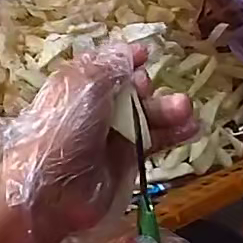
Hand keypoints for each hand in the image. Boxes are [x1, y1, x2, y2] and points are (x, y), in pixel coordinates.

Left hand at [0, 41, 193, 242]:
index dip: (127, 60)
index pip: (107, 66)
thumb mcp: (84, 86)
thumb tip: (129, 52)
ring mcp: (112, 134)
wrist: (51, 189)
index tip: (146, 55)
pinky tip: (191, 127)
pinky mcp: (126, 160)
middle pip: (132, 89)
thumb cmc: (64, 128)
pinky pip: (154, 141)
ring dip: (168, 109)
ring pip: (147, 115)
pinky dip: (174, 133)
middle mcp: (96, 107)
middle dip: (147, 87)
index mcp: (79, 83)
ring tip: (185, 110)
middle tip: (149, 91)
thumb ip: (110, 67)